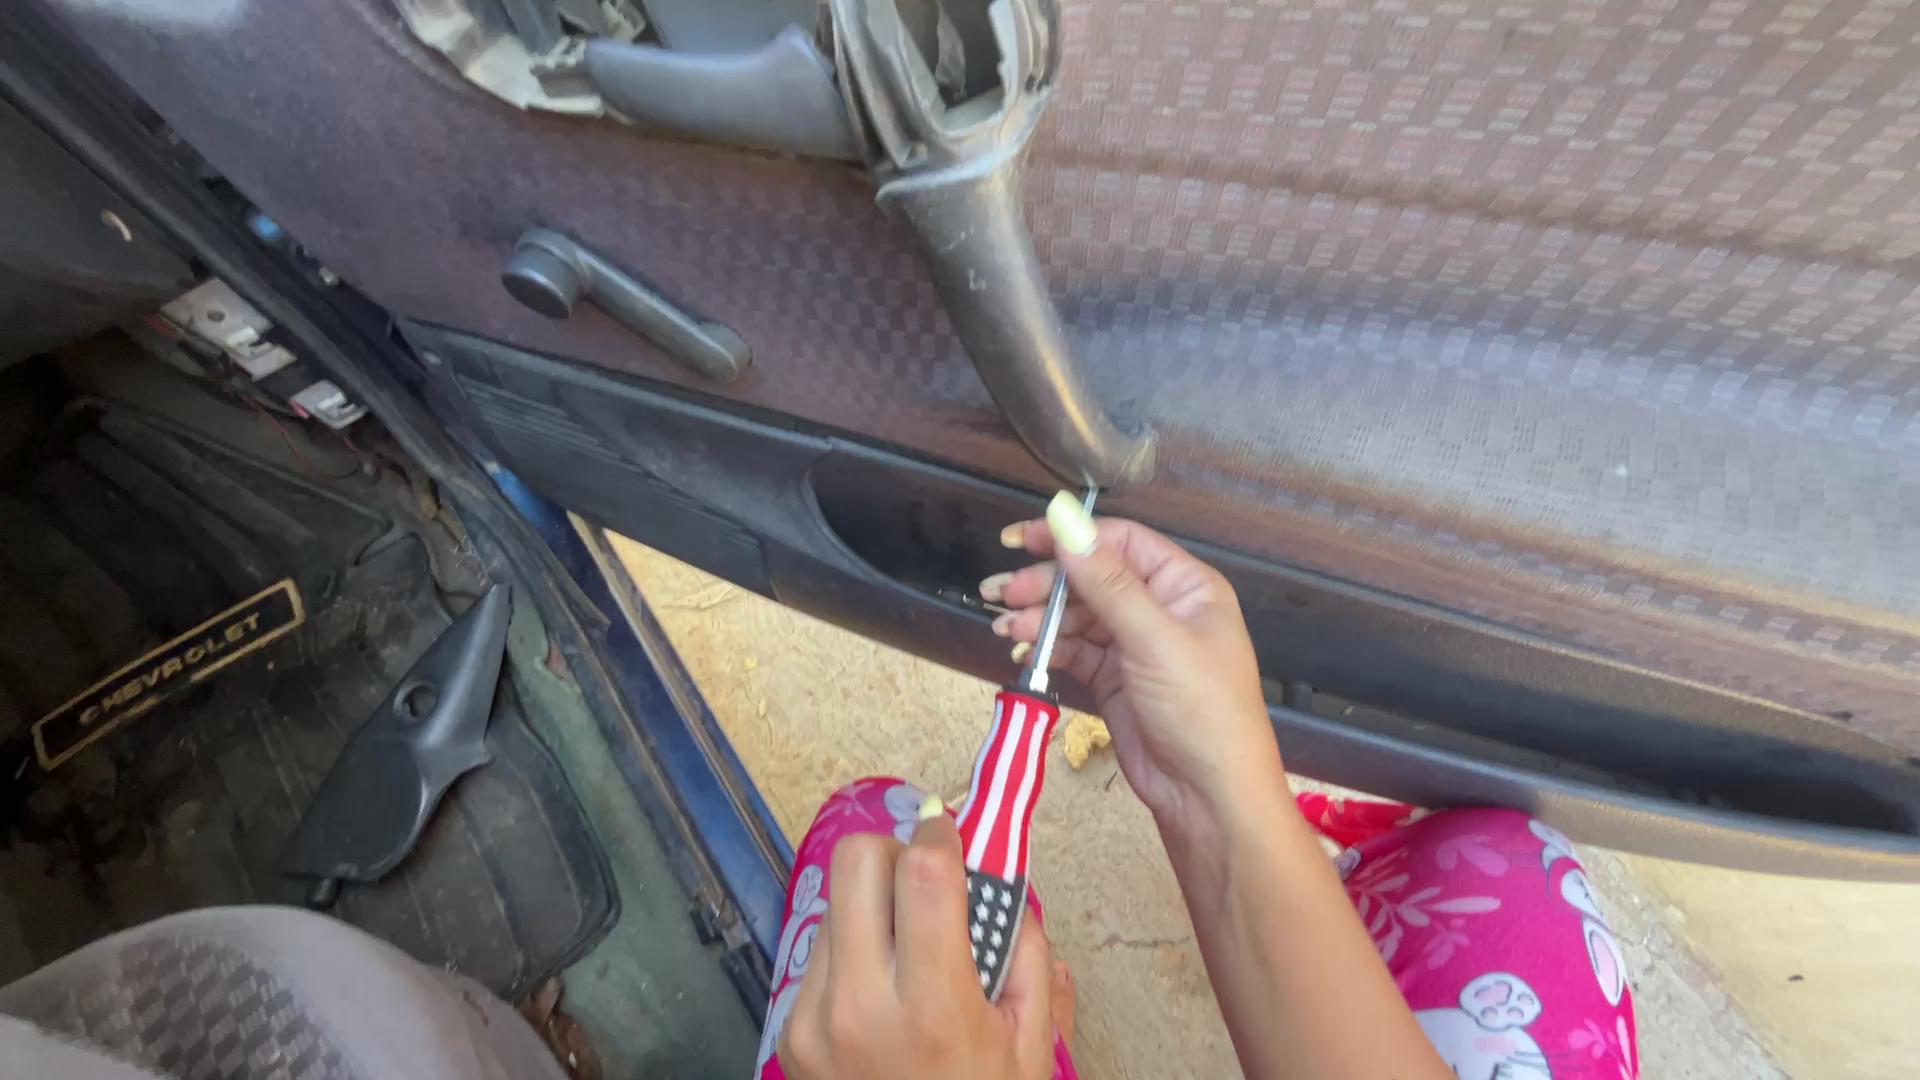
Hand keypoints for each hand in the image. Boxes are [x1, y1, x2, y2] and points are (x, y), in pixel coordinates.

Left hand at [777, 809, 1056, 1079]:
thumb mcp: (1029, 1043)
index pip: (923, 874)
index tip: (950, 826)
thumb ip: (1026, 950)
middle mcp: (858, 1004)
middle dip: (894, 851)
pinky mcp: (786, 1033)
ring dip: (872, 901)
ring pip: (835, 899)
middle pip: (855, 859)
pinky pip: (820, 947)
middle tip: (921, 880)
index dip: (940, 831)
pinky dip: (852, 944)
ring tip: (902, 945)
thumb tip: (999, 873)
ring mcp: (811, 1018)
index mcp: (932, 1007)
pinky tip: (877, 985)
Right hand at [981, 494, 1285, 827]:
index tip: (1020, 539)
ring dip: (1038, 617)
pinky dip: (1047, 647)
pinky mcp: (1111, 676)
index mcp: (1182, 585)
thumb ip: (1107, 582)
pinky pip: (1072, 649)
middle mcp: (1157, 606)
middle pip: (1089, 577)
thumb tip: (1066, 522)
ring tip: (1005, 628)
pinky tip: (1024, 651)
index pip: (1118, 542)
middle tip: (1001, 593)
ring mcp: (1132, 642)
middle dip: (1044, 583)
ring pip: (1075, 614)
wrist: (1207, 796)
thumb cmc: (1201, 710)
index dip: (1069, 537)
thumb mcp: (1154, 639)